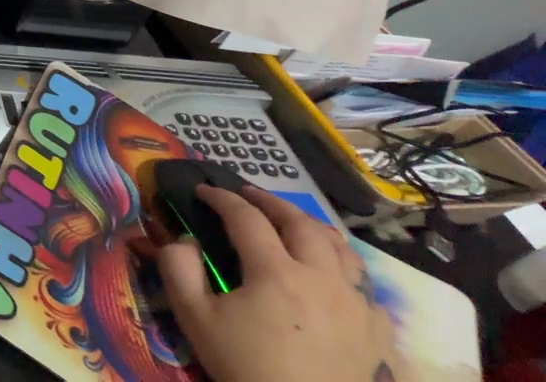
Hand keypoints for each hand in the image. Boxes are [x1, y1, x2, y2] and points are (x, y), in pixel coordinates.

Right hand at [159, 185, 402, 381]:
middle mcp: (323, 279)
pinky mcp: (377, 333)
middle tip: (246, 194)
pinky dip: (344, 269)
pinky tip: (330, 276)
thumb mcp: (192, 316)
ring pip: (343, 249)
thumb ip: (177, 266)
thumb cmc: (244, 366)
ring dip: (312, 227)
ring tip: (292, 223)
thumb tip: (184, 239)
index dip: (221, 197)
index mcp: (276, 272)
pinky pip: (366, 287)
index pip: (246, 217)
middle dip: (270, 201)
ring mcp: (357, 306)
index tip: (202, 190)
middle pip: (301, 223)